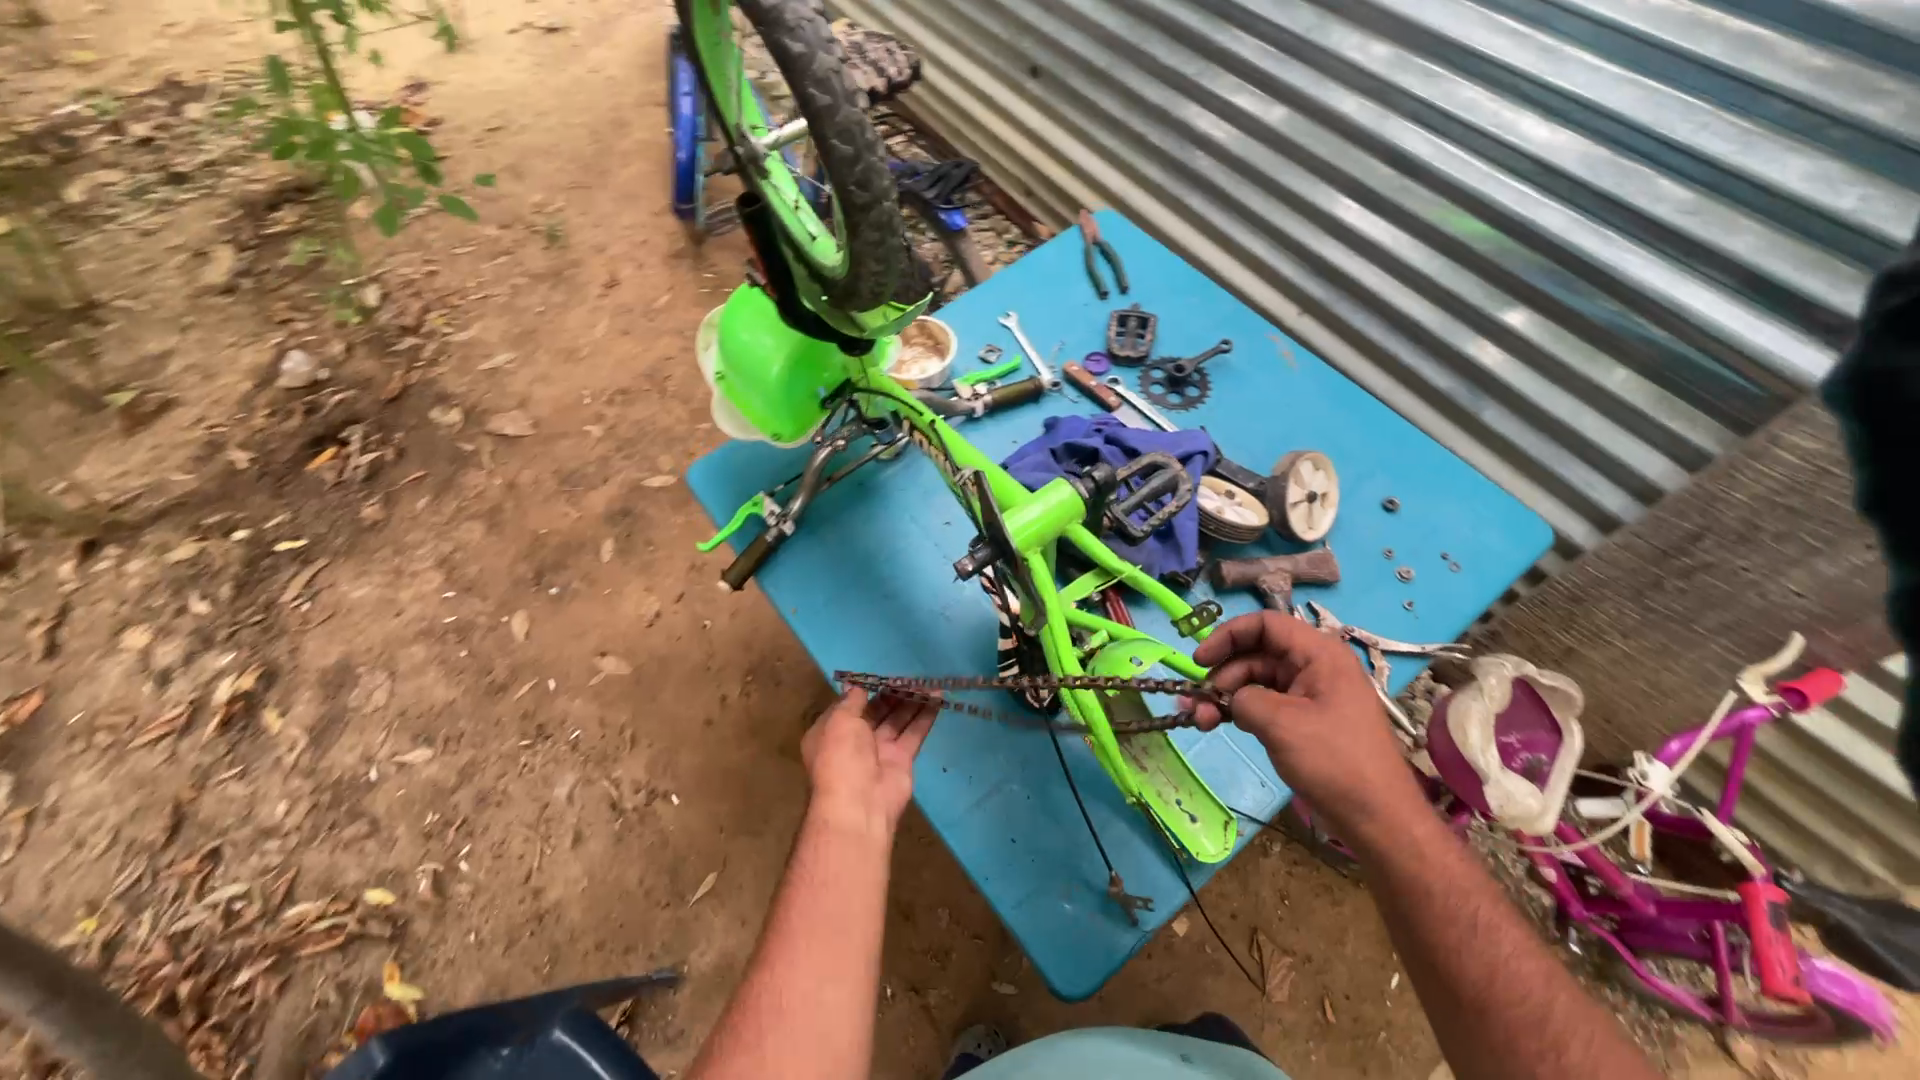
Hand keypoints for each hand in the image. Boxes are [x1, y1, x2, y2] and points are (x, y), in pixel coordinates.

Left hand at [801, 688, 937, 839]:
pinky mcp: (902, 760)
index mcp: (831, 732)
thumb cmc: (840, 756)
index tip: (881, 675)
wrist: (859, 803)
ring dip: (912, 701)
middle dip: (893, 694)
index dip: (865, 690)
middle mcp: (854, 741)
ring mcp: (879, 751)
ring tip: (929, 682)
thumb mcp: (839, 720)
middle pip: (877, 712)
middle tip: (911, 675)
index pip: (848, 706)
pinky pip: (914, 733)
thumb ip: (851, 701)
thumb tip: (856, 686)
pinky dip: (925, 715)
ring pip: (898, 720)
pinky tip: (938, 698)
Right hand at [1190, 612, 1425, 837]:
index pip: (1265, 624)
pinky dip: (1240, 711)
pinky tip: (1219, 724)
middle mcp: (1314, 667)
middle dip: (1221, 675)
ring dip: (1226, 697)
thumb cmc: (1334, 761)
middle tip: (1196, 704)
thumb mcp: (1281, 724)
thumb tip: (1223, 698)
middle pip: (1256, 654)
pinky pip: (1264, 704)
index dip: (1227, 635)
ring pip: (1256, 681)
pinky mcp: (1303, 720)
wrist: (1376, 816)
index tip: (1198, 660)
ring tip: (1202, 722)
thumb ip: (1244, 699)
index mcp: (1319, 654)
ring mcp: (1309, 695)